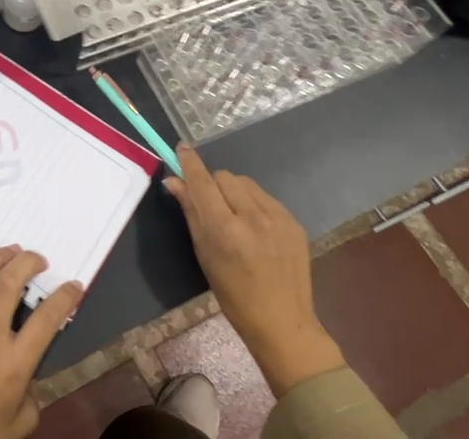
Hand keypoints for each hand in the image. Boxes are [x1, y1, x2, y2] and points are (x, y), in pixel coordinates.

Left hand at [0, 245, 83, 438]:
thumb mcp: (24, 418)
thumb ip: (32, 383)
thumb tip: (30, 358)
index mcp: (14, 365)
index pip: (46, 319)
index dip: (64, 297)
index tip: (73, 286)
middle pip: (8, 284)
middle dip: (28, 263)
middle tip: (38, 259)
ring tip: (11, 249)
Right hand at [165, 145, 345, 395]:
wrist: (282, 321)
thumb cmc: (233, 293)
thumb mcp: (204, 253)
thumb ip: (191, 212)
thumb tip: (174, 181)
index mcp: (225, 229)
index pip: (203, 182)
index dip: (190, 162)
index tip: (182, 147)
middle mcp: (253, 217)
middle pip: (225, 177)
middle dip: (213, 184)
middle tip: (211, 204)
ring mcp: (278, 219)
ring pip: (246, 183)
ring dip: (235, 191)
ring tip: (235, 216)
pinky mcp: (294, 222)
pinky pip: (266, 198)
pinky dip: (255, 203)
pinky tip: (256, 227)